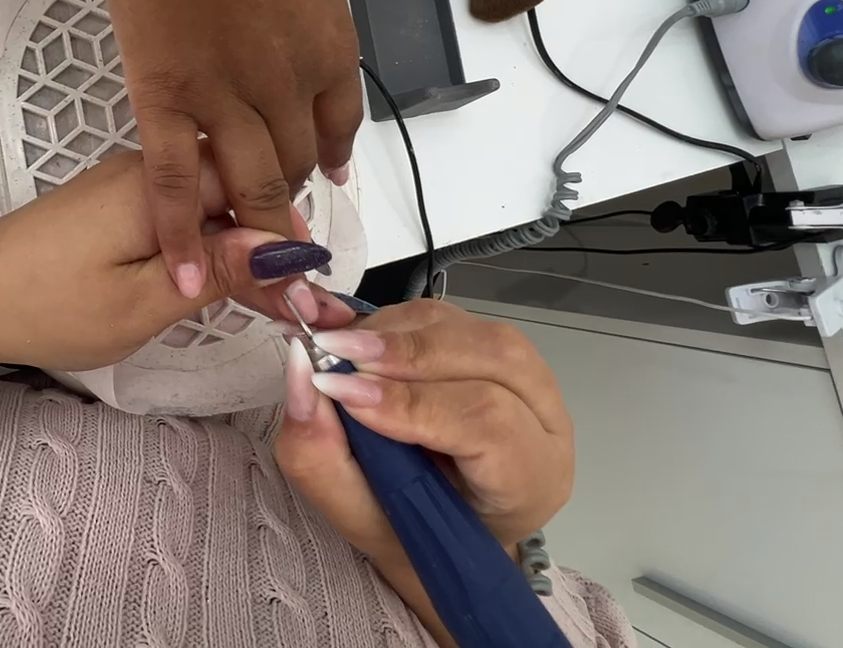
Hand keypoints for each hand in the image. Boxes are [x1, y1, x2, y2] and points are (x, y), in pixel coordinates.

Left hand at [0, 149, 358, 376]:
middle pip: (235, 191)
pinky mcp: (115, 198)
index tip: (312, 295)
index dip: (290, 241)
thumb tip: (286, 254)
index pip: (253, 190)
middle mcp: (149, 166)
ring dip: (241, 244)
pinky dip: (206, 240)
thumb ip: (217, 271)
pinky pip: (181, 208)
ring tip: (268, 297)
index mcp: (161, 182)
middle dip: (271, 244)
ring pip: (209, 199)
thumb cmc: (49, 305)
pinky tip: (220, 273)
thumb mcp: (143, 301)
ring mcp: (130, 179)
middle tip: (296, 305)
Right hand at [79, 0, 363, 300]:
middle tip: (287, 236)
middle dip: (296, 199)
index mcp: (328, 40)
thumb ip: (303, 5)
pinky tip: (188, 275)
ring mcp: (225, 98)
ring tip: (253, 265)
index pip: (340, 121)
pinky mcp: (164, 101)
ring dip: (255, 229)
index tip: (326, 179)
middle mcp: (288, 83)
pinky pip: (176, 183)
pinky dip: (184, 234)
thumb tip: (294, 28)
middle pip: (299, 161)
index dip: (331, 157)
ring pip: (250, 183)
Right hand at [273, 301, 573, 638]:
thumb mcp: (353, 512)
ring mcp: (526, 374)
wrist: (436, 517)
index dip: (413, 404)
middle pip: (491, 359)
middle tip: (332, 351)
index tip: (341, 393)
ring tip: (338, 347)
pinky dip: (393, 320)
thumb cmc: (406, 527)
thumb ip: (319, 452)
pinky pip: (444, 315)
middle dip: (404, 350)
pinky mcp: (488, 343)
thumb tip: (298, 369)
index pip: (488, 427)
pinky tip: (357, 342)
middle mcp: (544, 421)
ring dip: (395, 331)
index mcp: (528, 481)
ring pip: (468, 327)